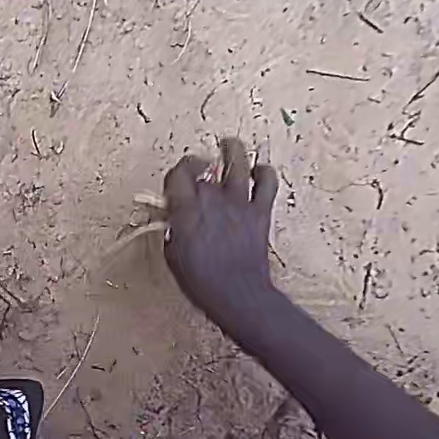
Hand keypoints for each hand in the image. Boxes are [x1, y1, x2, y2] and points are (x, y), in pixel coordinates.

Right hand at [162, 137, 280, 329]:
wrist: (236, 294)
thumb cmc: (200, 281)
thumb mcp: (172, 255)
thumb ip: (171, 229)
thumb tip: (171, 217)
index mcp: (186, 210)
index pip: (179, 173)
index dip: (177, 171)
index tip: (177, 176)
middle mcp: (212, 200)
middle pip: (204, 167)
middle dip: (199, 164)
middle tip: (198, 167)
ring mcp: (239, 203)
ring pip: (238, 161)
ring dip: (232, 150)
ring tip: (228, 144)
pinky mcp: (260, 212)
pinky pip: (267, 182)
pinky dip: (263, 172)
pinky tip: (258, 171)